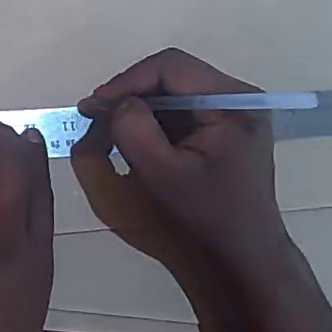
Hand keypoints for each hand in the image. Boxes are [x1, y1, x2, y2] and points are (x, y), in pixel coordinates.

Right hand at [74, 49, 292, 280]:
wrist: (236, 263)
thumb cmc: (201, 222)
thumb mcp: (161, 176)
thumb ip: (133, 130)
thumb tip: (111, 103)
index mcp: (234, 105)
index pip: (170, 67)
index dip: (127, 81)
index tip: (94, 108)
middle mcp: (236, 102)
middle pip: (169, 77)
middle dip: (129, 96)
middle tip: (95, 121)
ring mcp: (228, 117)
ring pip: (168, 94)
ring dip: (135, 111)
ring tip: (108, 135)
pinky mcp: (217, 133)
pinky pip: (173, 114)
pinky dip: (146, 124)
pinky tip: (130, 145)